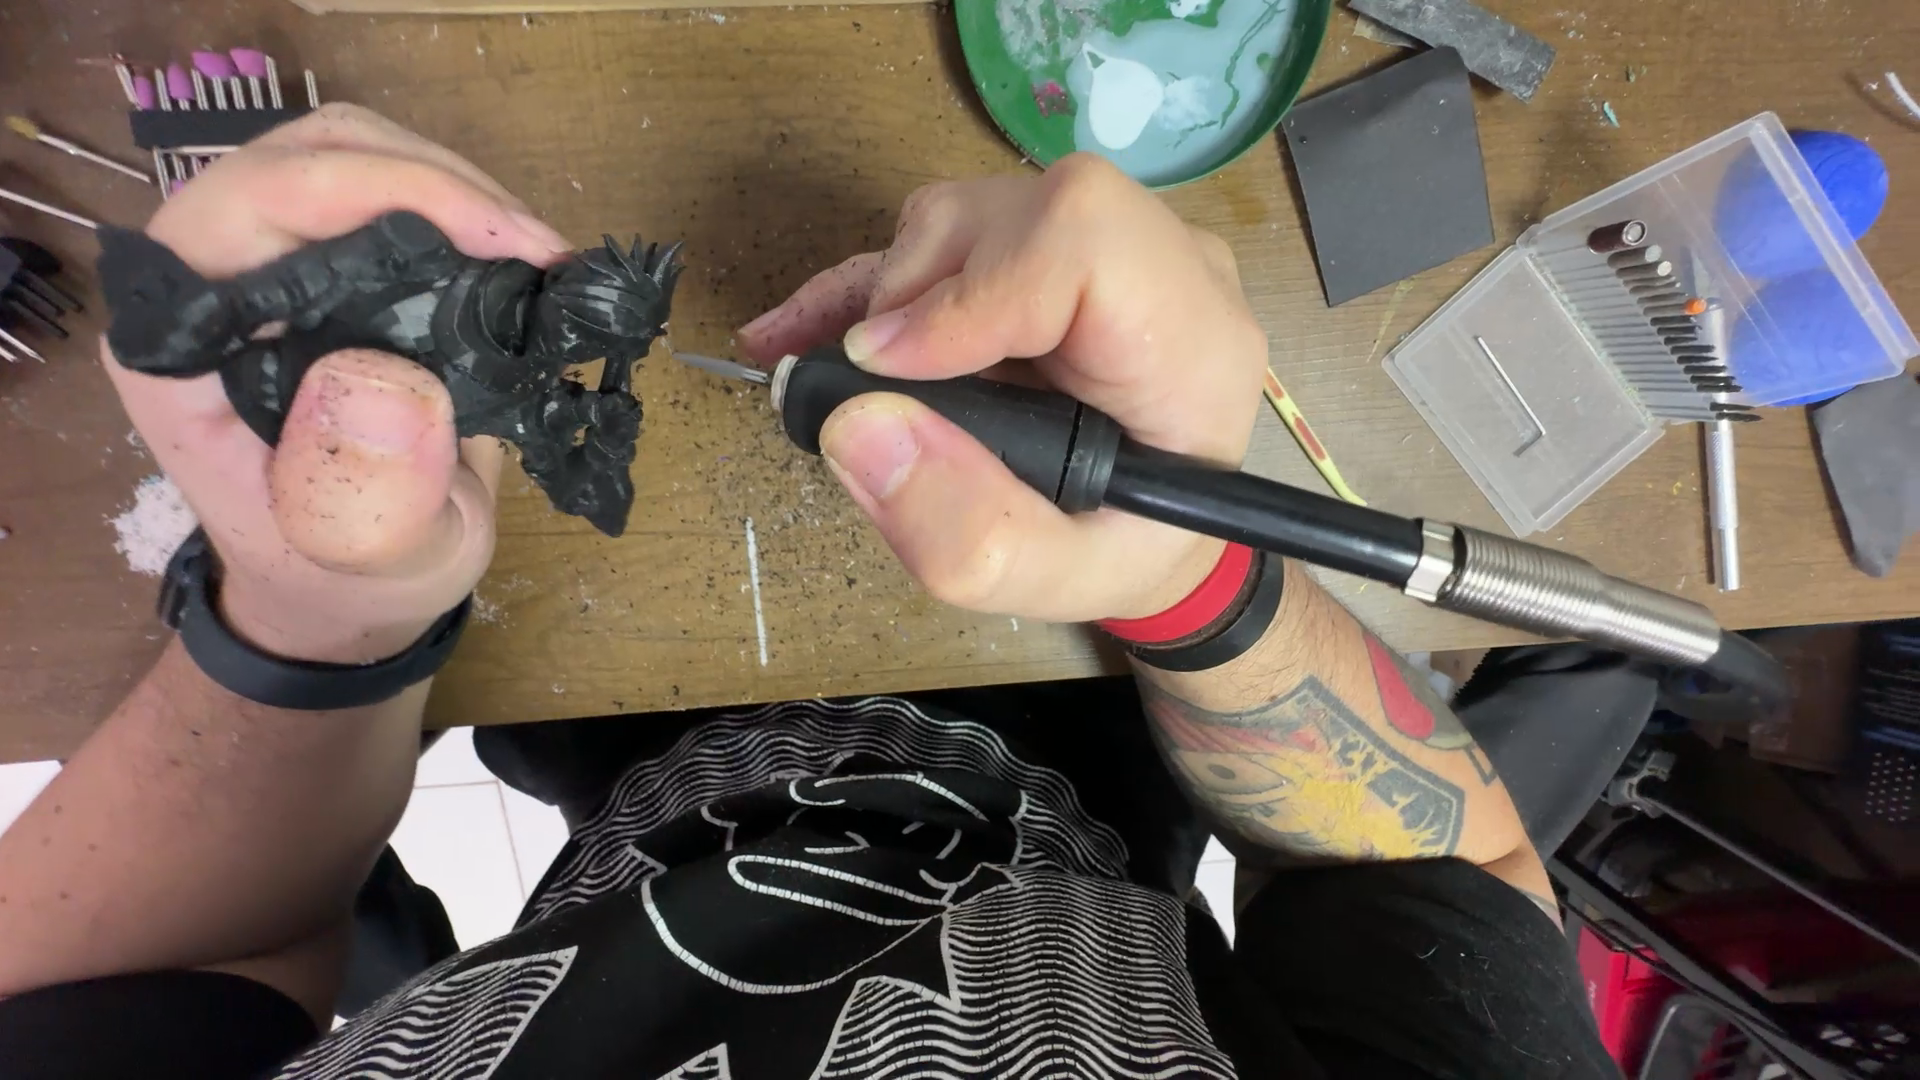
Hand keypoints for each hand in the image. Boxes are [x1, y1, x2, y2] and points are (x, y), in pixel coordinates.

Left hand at [101, 104, 573, 663]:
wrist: (360, 587)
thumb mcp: (366, 560)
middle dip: (441, 183)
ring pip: (365, 165)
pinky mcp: (359, 295)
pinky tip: (534, 271)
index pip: (254, 204)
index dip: (381, 191)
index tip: (509, 243)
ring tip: (550, 263)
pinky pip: (410, 216)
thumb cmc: (353, 581)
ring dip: (469, 197)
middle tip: (546, 253)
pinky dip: (479, 224)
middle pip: (312, 155)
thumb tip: (394, 381)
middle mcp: (228, 291)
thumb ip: (367, 497)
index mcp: (190, 345)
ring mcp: (296, 284)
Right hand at [739, 155, 1268, 621]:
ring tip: (845, 385)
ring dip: (882, 301)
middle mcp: (1153, 269)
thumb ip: (973, 534)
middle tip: (862, 395)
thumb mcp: (1059, 581)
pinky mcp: (1037, 257)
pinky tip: (800, 335)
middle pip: (1008, 216)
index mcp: (1189, 342)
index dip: (967, 293)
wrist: (1149, 525)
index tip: (881, 370)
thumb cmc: (1125, 555)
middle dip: (908, 300)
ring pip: (962, 220)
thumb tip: (856, 426)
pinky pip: (945, 240)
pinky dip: (863, 289)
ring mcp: (1094, 252)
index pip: (1081, 241)